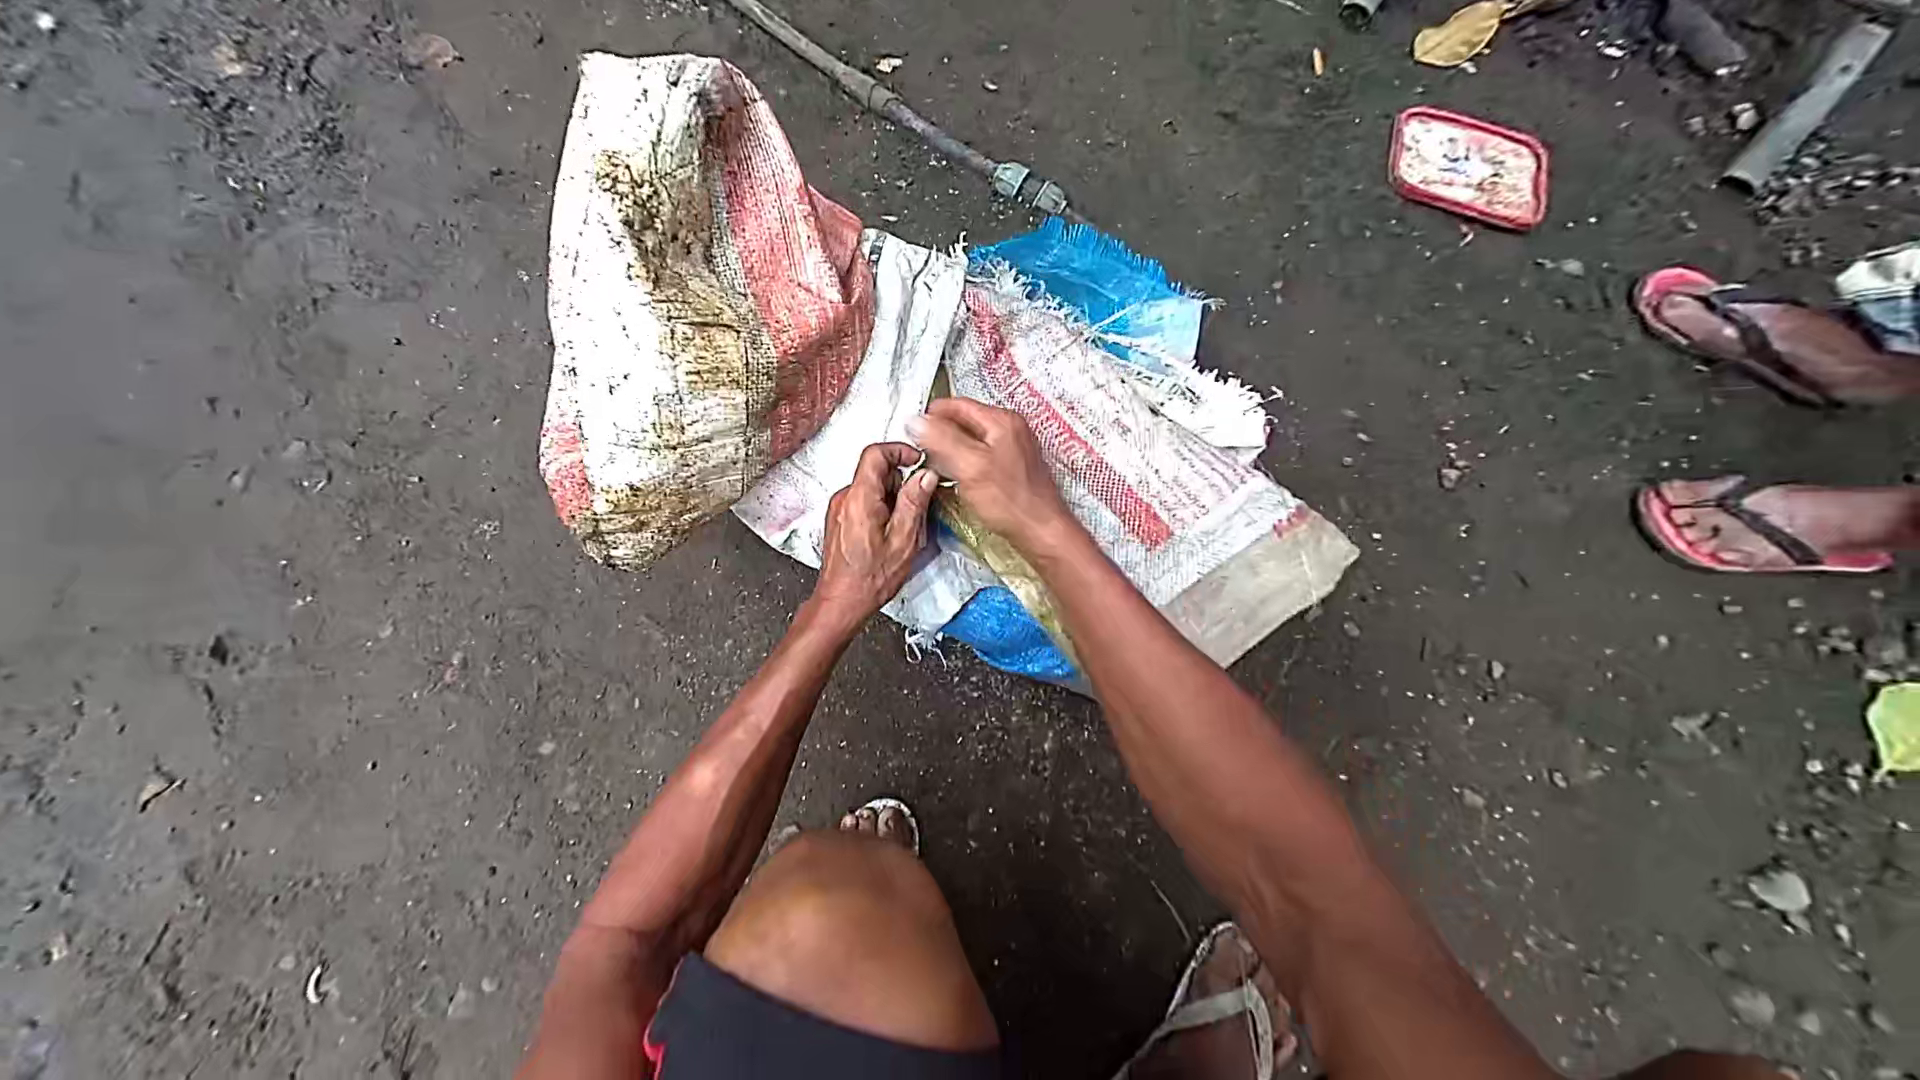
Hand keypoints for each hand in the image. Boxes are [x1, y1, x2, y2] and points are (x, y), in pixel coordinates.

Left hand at [809, 442, 939, 630]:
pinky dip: (881, 511)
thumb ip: (914, 502)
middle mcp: (845, 499)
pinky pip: (864, 502)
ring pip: (872, 488)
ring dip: (892, 501)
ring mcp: (839, 509)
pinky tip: (887, 536)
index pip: (876, 453)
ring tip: (900, 530)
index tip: (917, 461)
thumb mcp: (904, 540)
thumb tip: (926, 475)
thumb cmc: (869, 579)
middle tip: (914, 510)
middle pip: (877, 472)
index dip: (900, 451)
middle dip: (900, 485)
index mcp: (860, 498)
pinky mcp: (839, 520)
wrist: (842, 602)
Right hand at [907, 399, 1075, 553]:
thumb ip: (941, 439)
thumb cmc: (1011, 501)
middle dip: (940, 433)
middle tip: (921, 450)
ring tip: (935, 466)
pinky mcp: (1013, 468)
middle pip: (965, 421)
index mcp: (1002, 421)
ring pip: (972, 440)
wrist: (1041, 531)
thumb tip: (916, 420)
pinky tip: (957, 479)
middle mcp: (1010, 429)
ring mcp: (1014, 448)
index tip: (913, 430)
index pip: (957, 405)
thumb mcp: (969, 466)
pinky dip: (965, 463)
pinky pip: (981, 456)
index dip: (931, 416)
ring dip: (952, 450)